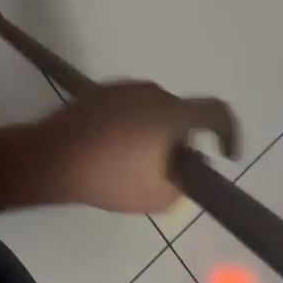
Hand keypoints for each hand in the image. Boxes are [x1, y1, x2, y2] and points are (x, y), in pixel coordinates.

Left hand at [31, 81, 238, 213]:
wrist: (54, 156)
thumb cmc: (111, 177)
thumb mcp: (161, 195)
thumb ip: (186, 177)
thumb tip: (187, 161)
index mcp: (171, 112)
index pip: (217, 111)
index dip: (229, 133)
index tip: (224, 155)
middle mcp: (150, 91)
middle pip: (181, 112)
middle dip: (183, 139)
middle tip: (173, 167)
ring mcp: (122, 87)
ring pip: (154, 109)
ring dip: (156, 131)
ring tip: (140, 164)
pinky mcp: (99, 91)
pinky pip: (130, 107)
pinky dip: (133, 125)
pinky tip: (117, 151)